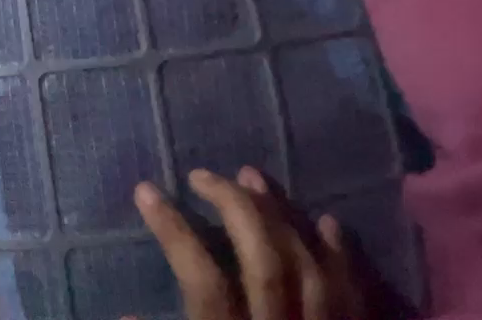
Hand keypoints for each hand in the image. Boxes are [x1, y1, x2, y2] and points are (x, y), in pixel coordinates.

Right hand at [132, 166, 366, 319]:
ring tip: (254, 178)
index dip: (174, 232)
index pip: (204, 281)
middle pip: (266, 262)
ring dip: (284, 217)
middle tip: (203, 175)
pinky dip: (344, 256)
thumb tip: (121, 312)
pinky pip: (360, 298)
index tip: (145, 190)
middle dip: (236, 208)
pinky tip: (328, 222)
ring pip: (313, 270)